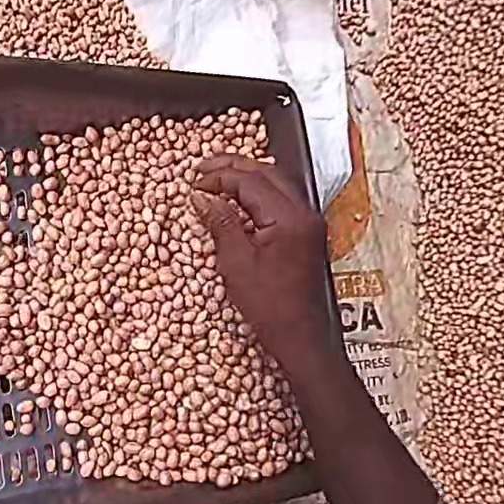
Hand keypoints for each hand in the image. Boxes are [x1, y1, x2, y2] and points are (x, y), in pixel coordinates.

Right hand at [190, 155, 342, 379]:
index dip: (219, 178)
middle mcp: (304, 213)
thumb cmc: (269, 306)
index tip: (194, 184)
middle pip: (267, 173)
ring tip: (217, 178)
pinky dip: (257, 192)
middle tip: (202, 168)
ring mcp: (309, 223)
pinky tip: (238, 200)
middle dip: (233, 166)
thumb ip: (221, 224)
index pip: (250, 182)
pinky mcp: (306, 234)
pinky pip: (281, 199)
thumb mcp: (236, 264)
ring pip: (276, 182)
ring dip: (246, 176)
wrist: (302, 336)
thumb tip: (201, 197)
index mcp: (288, 219)